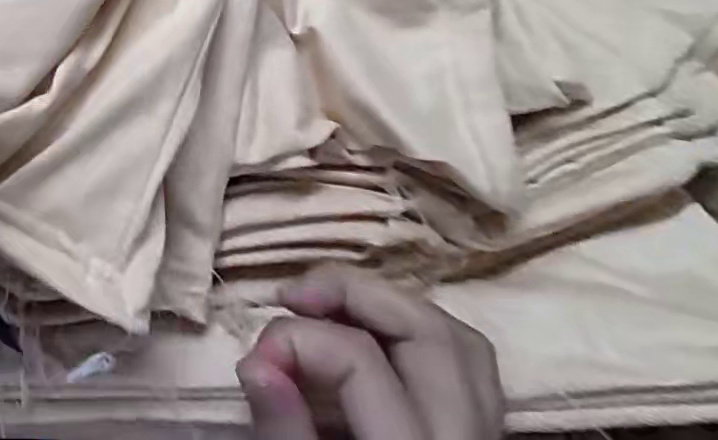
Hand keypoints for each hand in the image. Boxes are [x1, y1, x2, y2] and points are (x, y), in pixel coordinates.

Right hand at [236, 266, 502, 439]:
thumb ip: (285, 435)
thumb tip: (256, 361)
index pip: (358, 359)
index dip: (295, 341)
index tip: (254, 362)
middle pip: (428, 331)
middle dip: (350, 292)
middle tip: (291, 296)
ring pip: (458, 339)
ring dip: (383, 304)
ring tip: (323, 306)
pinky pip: (463, 366)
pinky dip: (407, 331)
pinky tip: (362, 335)